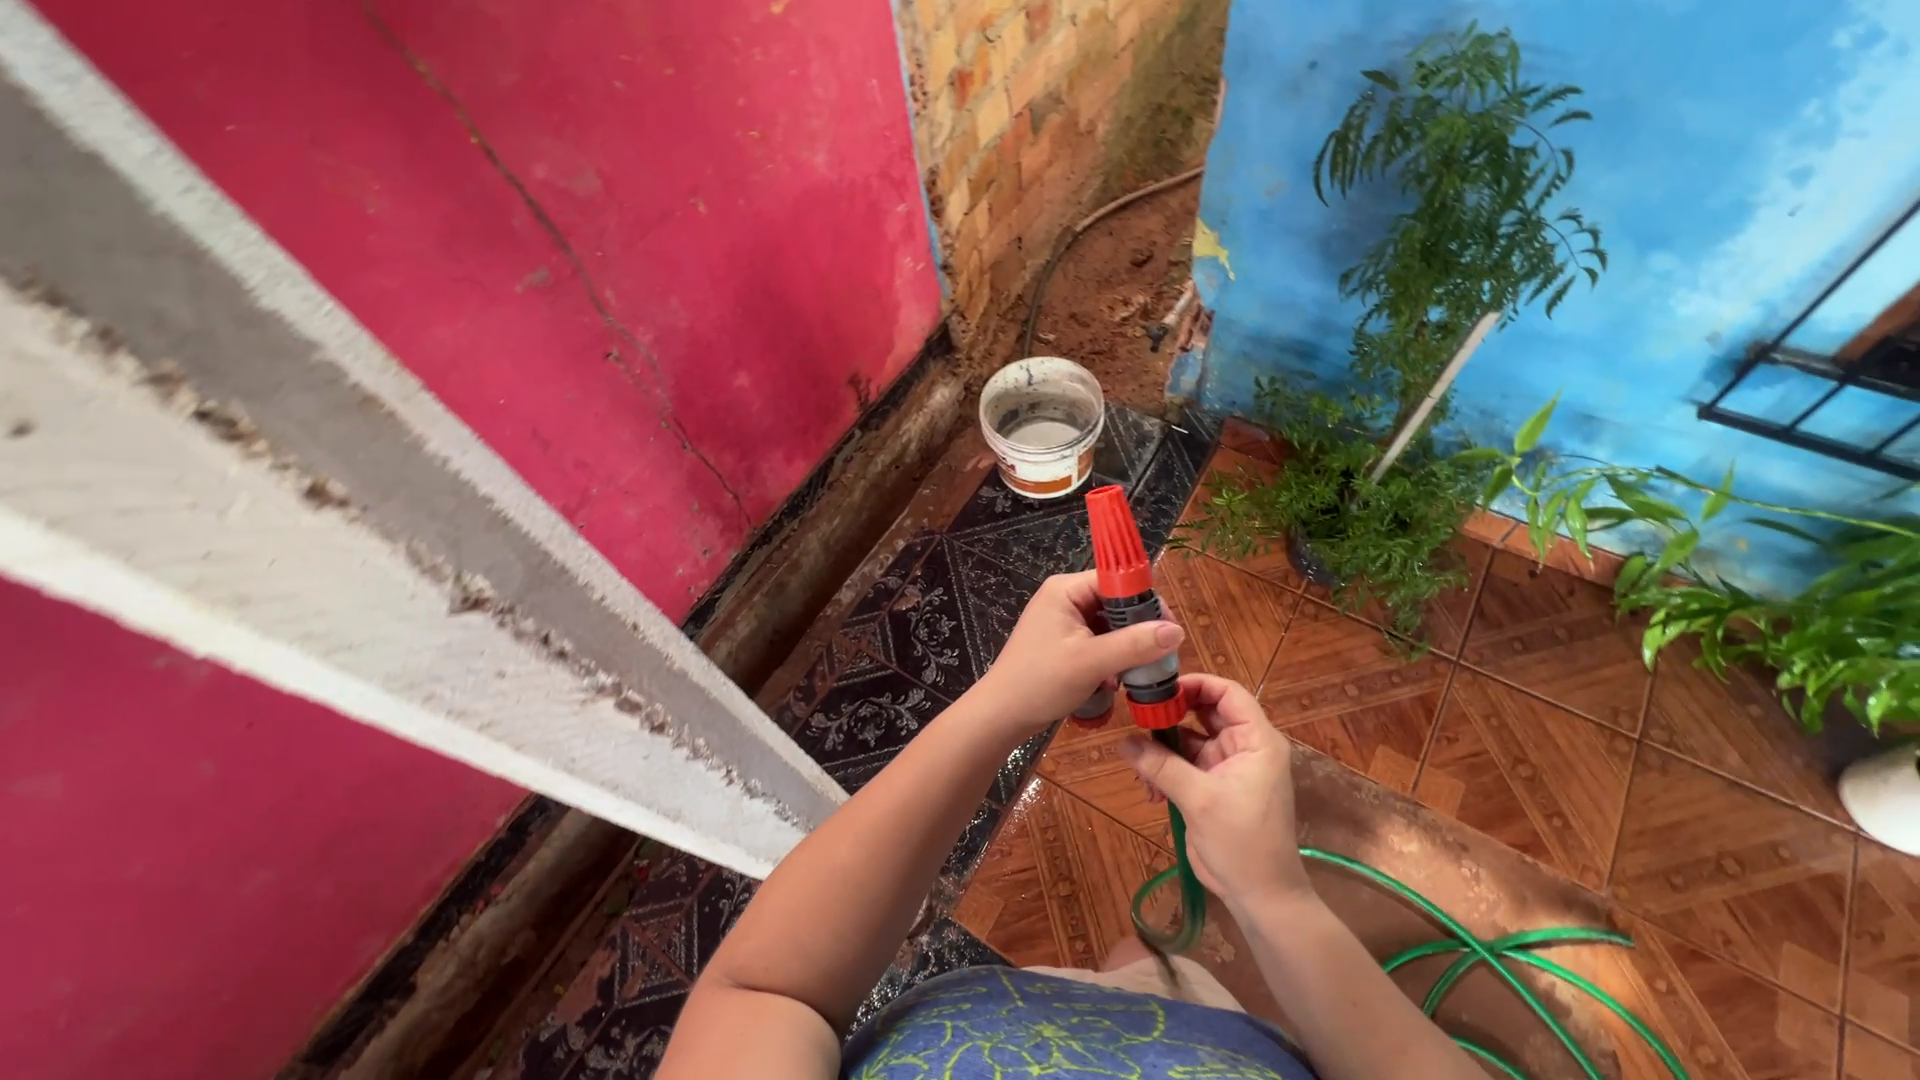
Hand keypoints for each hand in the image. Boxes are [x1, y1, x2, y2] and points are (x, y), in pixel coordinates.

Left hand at [965, 570, 1183, 741]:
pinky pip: (1100, 643)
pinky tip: (1115, 683)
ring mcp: (1064, 622)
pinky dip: (1112, 660)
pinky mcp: (1065, 644)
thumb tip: (1177, 630)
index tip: (1168, 630)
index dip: (1145, 602)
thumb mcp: (1091, 662)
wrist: (1001, 715)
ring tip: (1138, 674)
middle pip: (1117, 604)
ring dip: (1127, 649)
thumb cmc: (1040, 682)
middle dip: (1138, 631)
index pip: (1117, 581)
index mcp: (1066, 590)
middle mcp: (1066, 598)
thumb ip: (1134, 645)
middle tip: (1158, 658)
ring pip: (1111, 627)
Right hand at [1119, 673, 1311, 910]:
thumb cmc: (1242, 841)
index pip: (1228, 693)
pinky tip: (1150, 790)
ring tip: (1142, 768)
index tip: (1160, 689)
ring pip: (1189, 740)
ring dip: (1163, 750)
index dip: (1196, 684)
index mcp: (1256, 741)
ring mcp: (1227, 768)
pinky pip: (1184, 765)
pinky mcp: (1212, 788)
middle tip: (1139, 720)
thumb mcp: (1200, 799)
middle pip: (1205, 713)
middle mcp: (1244, 747)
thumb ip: (1161, 766)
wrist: (1260, 895)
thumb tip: (1123, 741)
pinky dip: (1165, 771)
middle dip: (1171, 717)